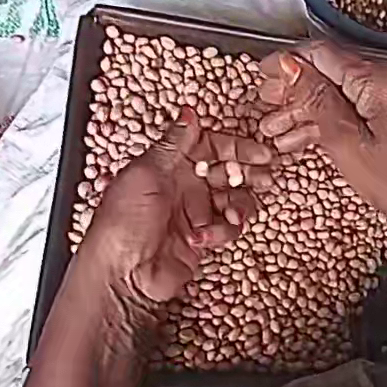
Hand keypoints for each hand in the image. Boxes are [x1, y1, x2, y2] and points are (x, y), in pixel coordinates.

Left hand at [73, 111, 269, 325]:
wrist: (124, 274)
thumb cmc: (124, 223)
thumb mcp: (146, 173)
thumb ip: (174, 143)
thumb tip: (189, 112)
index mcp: (168, 165)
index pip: (210, 147)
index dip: (236, 148)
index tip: (259, 153)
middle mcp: (184, 186)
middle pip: (227, 172)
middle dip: (247, 176)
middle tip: (262, 180)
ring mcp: (195, 213)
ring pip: (234, 200)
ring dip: (239, 206)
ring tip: (234, 216)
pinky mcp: (203, 238)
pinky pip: (228, 228)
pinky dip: (223, 232)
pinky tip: (207, 237)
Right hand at [253, 41, 386, 253]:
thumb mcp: (346, 142)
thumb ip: (316, 99)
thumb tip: (288, 65)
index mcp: (379, 80)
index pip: (323, 55)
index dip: (288, 64)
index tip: (261, 76)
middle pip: (328, 73)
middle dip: (293, 90)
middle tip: (265, 105)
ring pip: (335, 94)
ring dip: (303, 110)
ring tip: (274, 129)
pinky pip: (349, 110)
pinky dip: (324, 122)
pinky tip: (297, 139)